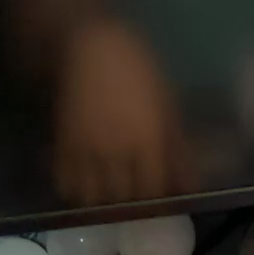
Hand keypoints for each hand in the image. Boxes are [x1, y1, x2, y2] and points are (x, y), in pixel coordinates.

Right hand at [53, 20, 193, 206]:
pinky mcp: (63, 145)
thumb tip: (190, 185)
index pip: (153, 192)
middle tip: (135, 205)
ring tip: (109, 199)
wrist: (90, 46)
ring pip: (92, 198)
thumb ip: (178, 149)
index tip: (160, 207)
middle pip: (123, 201)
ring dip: (102, 204)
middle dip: (131, 208)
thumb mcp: (167, 106)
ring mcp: (86, 151)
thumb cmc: (138, 71)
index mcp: (147, 142)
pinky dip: (75, 191)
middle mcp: (116, 152)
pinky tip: (84, 186)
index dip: (158, 206)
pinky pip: (65, 182)